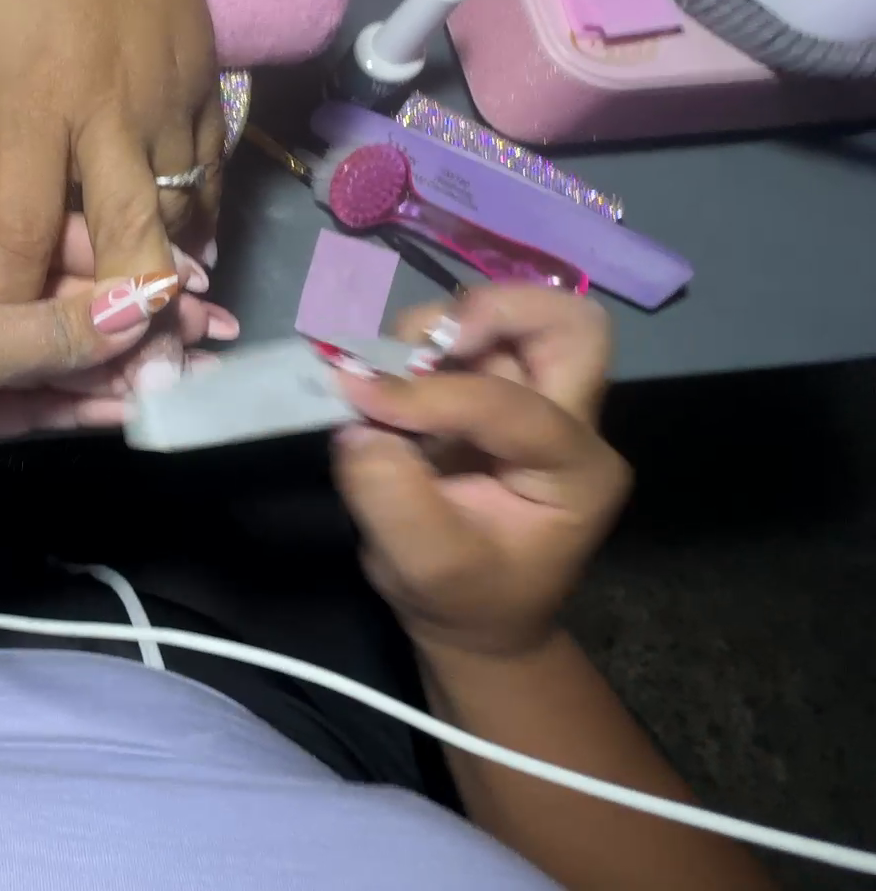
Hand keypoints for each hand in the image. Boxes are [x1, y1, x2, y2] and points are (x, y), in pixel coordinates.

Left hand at [0, 0, 226, 312]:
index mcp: (35, 108)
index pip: (23, 228)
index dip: (17, 294)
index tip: (11, 339)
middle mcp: (110, 119)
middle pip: (122, 236)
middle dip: (120, 306)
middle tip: (115, 356)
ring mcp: (171, 105)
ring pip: (178, 215)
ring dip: (163, 271)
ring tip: (152, 318)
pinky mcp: (212, 90)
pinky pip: (213, 175)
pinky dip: (199, 220)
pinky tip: (182, 251)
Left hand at [0, 218, 235, 533]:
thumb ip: (55, 328)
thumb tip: (145, 305)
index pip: (52, 240)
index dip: (121, 259)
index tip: (187, 280)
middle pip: (67, 301)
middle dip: (135, 318)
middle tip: (209, 333)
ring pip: (65, 355)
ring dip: (126, 364)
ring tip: (195, 373)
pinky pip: (48, 399)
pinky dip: (92, 402)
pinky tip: (144, 404)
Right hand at [331, 286, 630, 656]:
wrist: (469, 613)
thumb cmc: (461, 596)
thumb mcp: (425, 565)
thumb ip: (390, 495)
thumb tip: (356, 424)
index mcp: (575, 469)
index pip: (509, 405)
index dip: (427, 394)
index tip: (352, 394)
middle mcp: (564, 422)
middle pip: (566, 326)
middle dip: (488, 314)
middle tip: (419, 343)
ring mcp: (521, 405)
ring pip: (505, 321)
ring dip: (436, 327)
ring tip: (382, 365)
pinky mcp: (475, 399)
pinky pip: (454, 342)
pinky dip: (410, 342)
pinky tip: (374, 371)